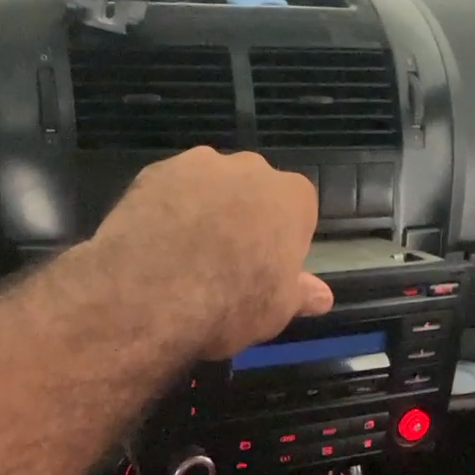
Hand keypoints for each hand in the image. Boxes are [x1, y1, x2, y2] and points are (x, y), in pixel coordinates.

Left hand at [91, 147, 332, 358]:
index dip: (280, 243)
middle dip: (241, 219)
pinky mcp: (153, 171)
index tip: (263, 272)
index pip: (296, 214)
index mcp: (291, 197)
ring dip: (202, 211)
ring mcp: (198, 163)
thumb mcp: (275, 311)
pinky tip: (153, 244)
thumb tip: (322, 296)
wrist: (151, 292)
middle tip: (221, 263)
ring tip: (181, 256)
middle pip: (252, 192)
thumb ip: (299, 294)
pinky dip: (165, 211)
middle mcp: (249, 168)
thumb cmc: (230, 303)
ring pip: (208, 187)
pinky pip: (168, 191)